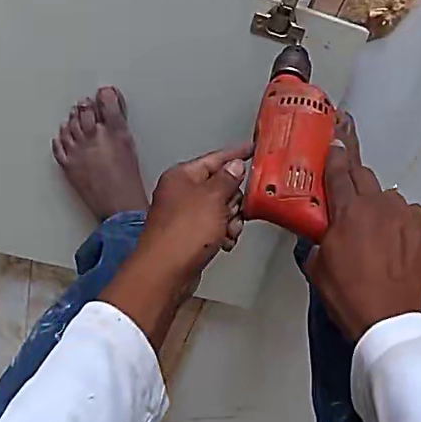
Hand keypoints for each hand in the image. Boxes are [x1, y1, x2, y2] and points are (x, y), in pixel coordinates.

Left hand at [101, 143, 251, 346]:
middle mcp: (181, 192)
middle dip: (234, 199)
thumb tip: (235, 165)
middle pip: (220, 185)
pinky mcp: (190, 234)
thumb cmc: (186, 231)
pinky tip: (224, 243)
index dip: (236, 154)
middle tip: (234, 211)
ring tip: (227, 231)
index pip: (215, 158)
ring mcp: (185, 214)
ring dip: (231, 220)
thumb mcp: (213, 198)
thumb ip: (228, 179)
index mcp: (182, 176)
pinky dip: (223, 234)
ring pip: (221, 208)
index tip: (254, 149)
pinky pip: (215, 227)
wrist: (166, 272)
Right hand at [306, 141, 420, 341]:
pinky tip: (396, 239)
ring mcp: (406, 218)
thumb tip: (320, 234)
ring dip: (379, 205)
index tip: (334, 145)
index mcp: (350, 211)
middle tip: (348, 191)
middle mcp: (380, 207)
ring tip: (374, 229)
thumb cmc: (351, 296)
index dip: (335, 156)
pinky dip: (403, 221)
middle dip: (354, 180)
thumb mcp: (318, 265)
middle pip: (364, 176)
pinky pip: (412, 214)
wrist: (387, 321)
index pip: (339, 171)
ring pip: (390, 196)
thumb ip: (317, 239)